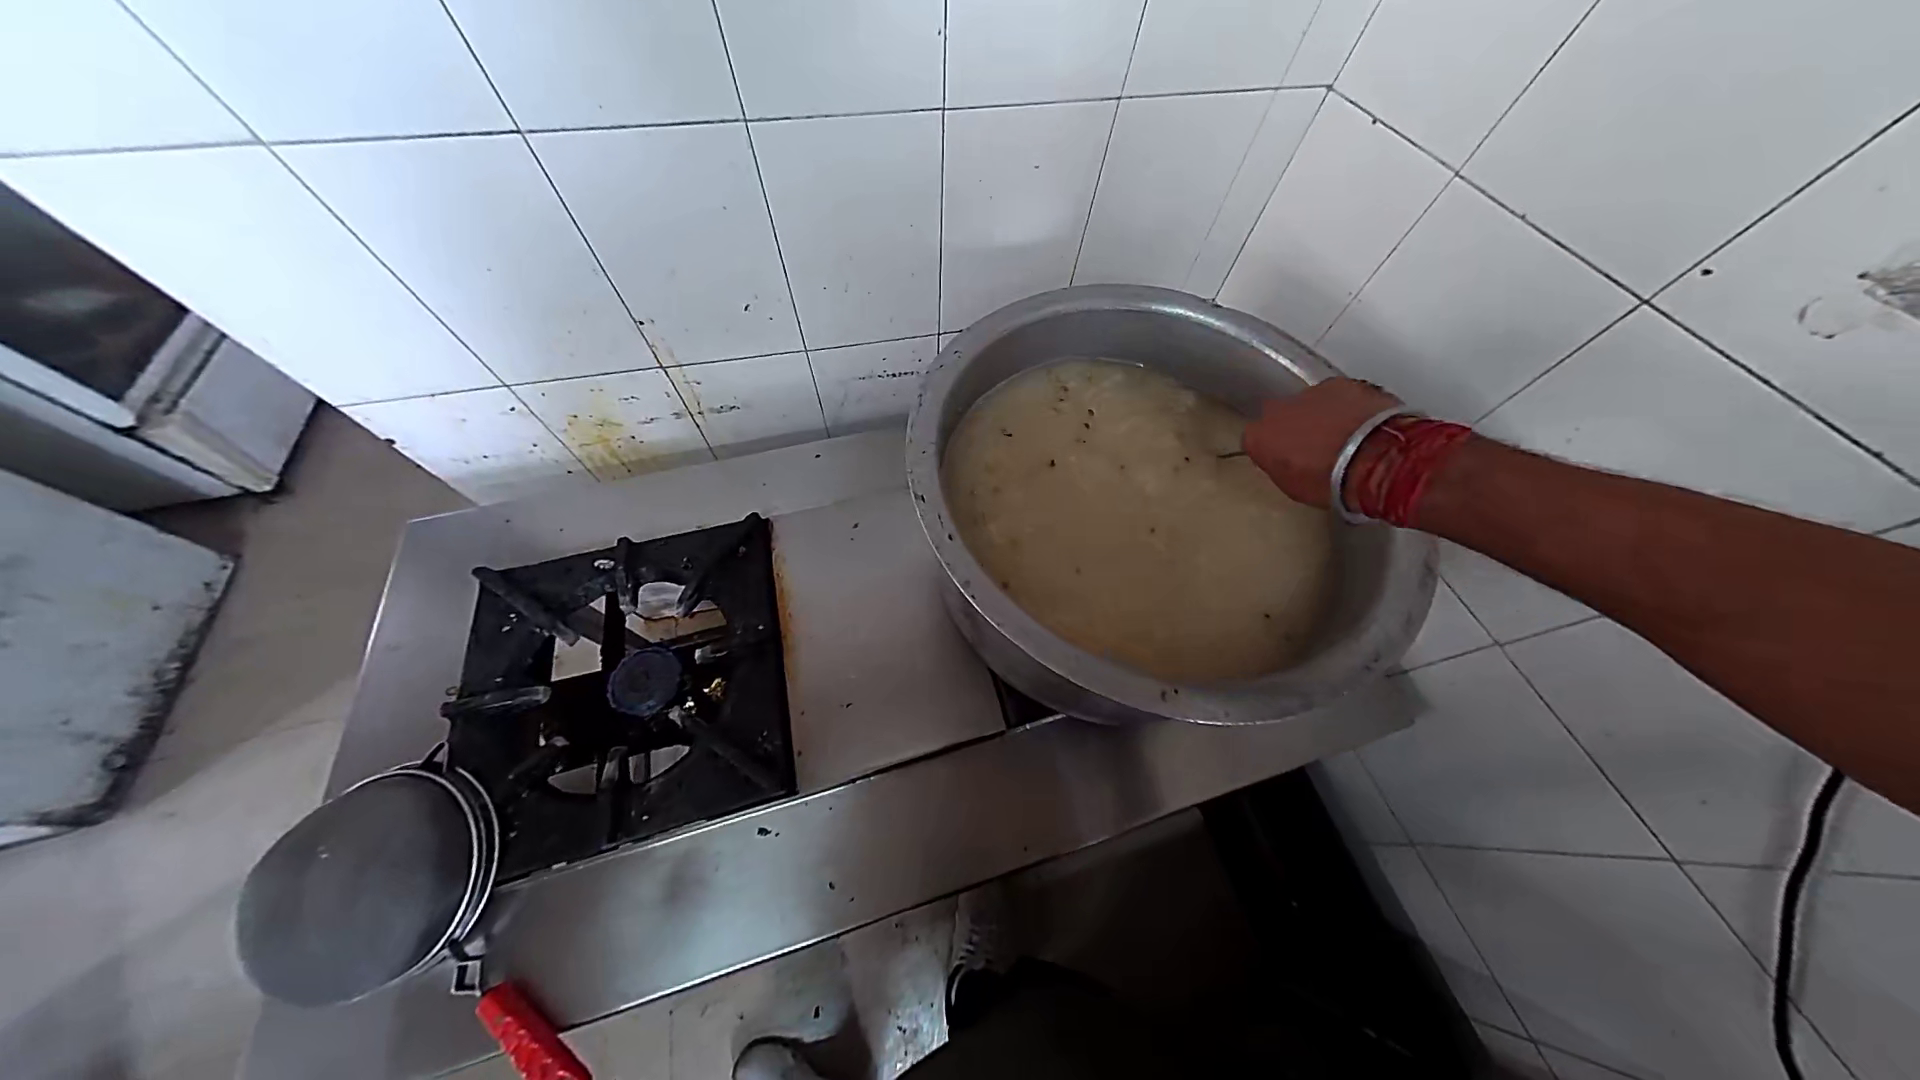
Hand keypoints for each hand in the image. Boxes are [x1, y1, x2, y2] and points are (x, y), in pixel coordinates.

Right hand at [1242, 377, 1401, 508]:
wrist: (1373, 458)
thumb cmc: (1328, 482)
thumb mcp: (1293, 487)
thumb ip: (1281, 466)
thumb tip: (1287, 458)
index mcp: (1257, 437)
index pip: (1256, 439)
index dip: (1272, 449)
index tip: (1286, 459)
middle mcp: (1276, 410)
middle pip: (1279, 415)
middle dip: (1293, 425)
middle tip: (1315, 445)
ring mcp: (1309, 393)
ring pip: (1309, 402)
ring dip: (1321, 414)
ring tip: (1346, 435)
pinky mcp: (1342, 383)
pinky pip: (1339, 394)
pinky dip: (1347, 405)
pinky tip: (1363, 422)